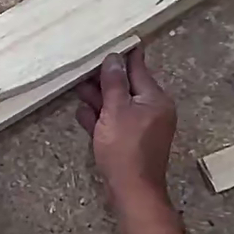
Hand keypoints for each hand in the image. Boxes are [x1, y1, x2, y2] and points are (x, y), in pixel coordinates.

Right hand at [75, 45, 176, 201]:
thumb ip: (114, 83)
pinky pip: (116, 123)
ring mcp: (143, 127)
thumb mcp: (116, 110)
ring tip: (77, 88)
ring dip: (99, 98)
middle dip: (104, 78)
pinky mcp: (131, 142)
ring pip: (119, 105)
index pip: (138, 68)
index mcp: (155, 98)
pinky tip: (82, 113)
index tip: (106, 42)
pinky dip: (101, 118)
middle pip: (127, 86)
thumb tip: (114, 58)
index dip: (122, 55)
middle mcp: (153, 109)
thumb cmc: (125, 148)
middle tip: (82, 68)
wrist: (132, 192)